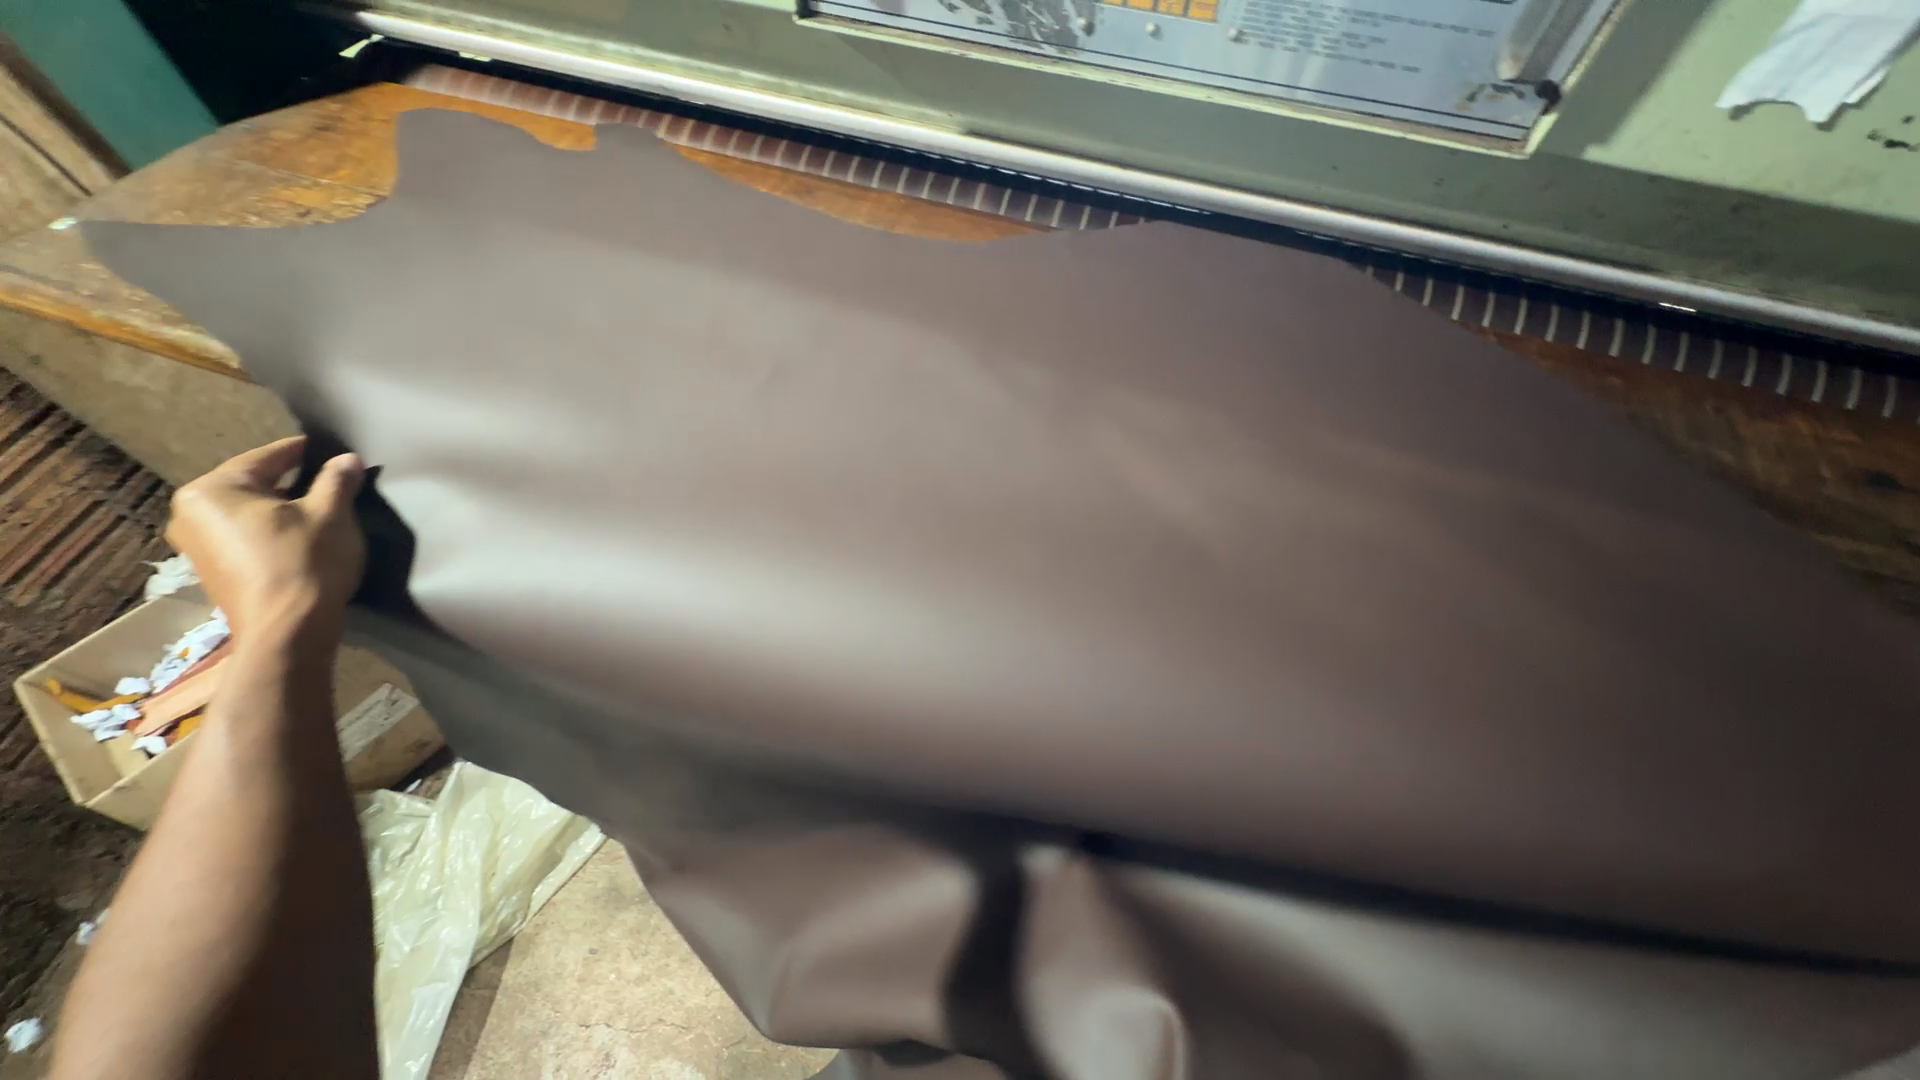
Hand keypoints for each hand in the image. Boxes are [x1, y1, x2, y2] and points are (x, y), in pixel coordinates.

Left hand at [166, 436, 366, 639]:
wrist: (287, 628)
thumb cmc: (305, 561)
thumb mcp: (331, 514)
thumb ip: (337, 480)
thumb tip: (347, 458)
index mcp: (212, 489)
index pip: (266, 458)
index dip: (302, 452)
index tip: (328, 448)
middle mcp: (190, 511)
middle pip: (251, 485)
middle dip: (288, 481)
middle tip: (325, 479)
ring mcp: (193, 543)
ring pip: (245, 512)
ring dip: (278, 508)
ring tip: (314, 508)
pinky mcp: (208, 568)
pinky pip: (241, 535)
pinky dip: (267, 530)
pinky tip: (295, 536)